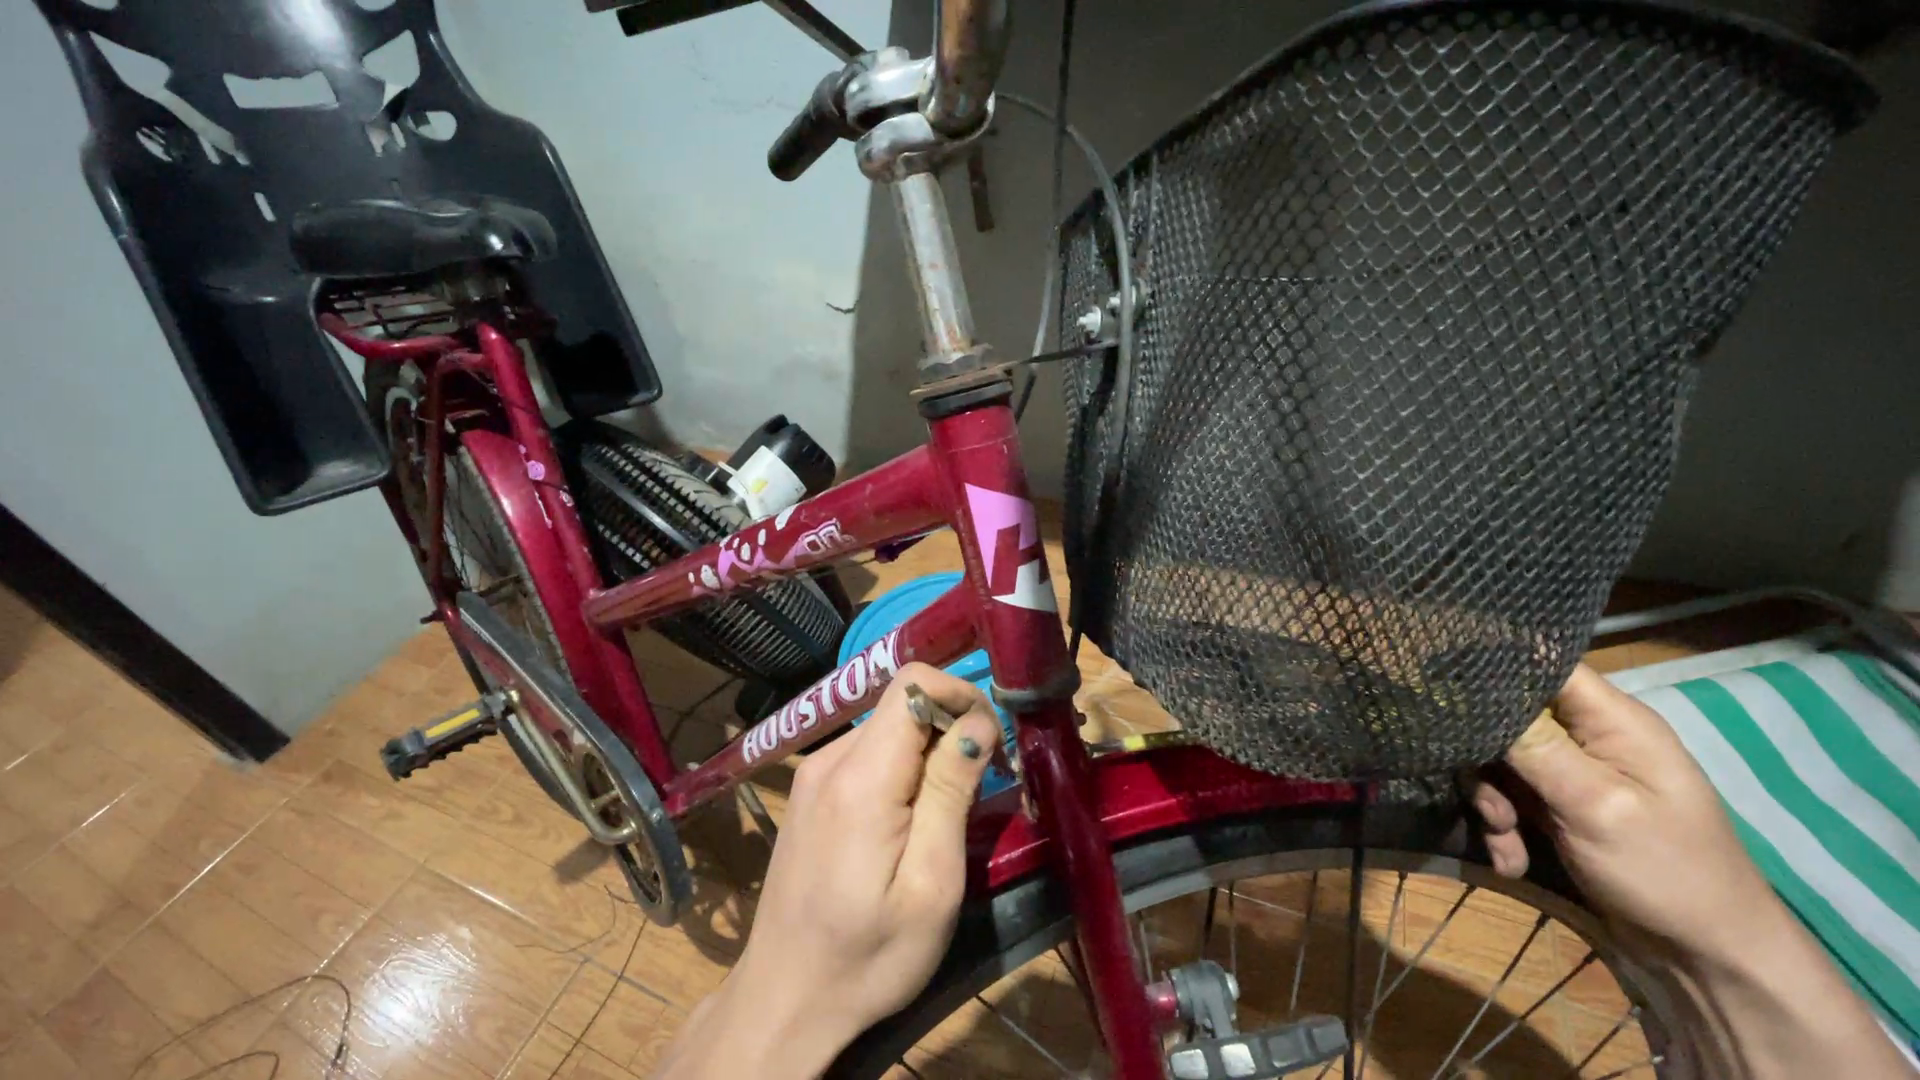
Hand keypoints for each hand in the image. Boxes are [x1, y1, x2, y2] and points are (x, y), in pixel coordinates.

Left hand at [656, 664, 1002, 1078]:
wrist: (785, 999)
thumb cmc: (869, 956)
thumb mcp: (931, 885)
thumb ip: (950, 792)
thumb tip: (977, 722)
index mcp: (861, 778)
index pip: (913, 683)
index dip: (961, 695)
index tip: (992, 744)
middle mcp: (829, 760)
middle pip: (901, 705)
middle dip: (952, 728)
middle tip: (985, 784)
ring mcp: (812, 775)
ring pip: (886, 729)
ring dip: (929, 751)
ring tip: (950, 808)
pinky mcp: (809, 794)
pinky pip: (866, 755)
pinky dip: (902, 769)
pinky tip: (911, 819)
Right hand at [1474, 664, 1916, 1078]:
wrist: (1707, 960)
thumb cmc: (1665, 870)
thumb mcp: (1594, 805)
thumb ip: (1534, 744)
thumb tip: (1476, 687)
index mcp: (1613, 720)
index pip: (1543, 663)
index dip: (1490, 667)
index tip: (1438, 684)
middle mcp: (1591, 737)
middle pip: (1508, 715)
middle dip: (1484, 758)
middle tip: (1489, 803)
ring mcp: (1575, 773)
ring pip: (1500, 760)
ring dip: (1491, 802)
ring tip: (1505, 840)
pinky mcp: (1561, 807)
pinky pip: (1510, 799)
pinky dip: (1504, 830)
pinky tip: (1512, 860)